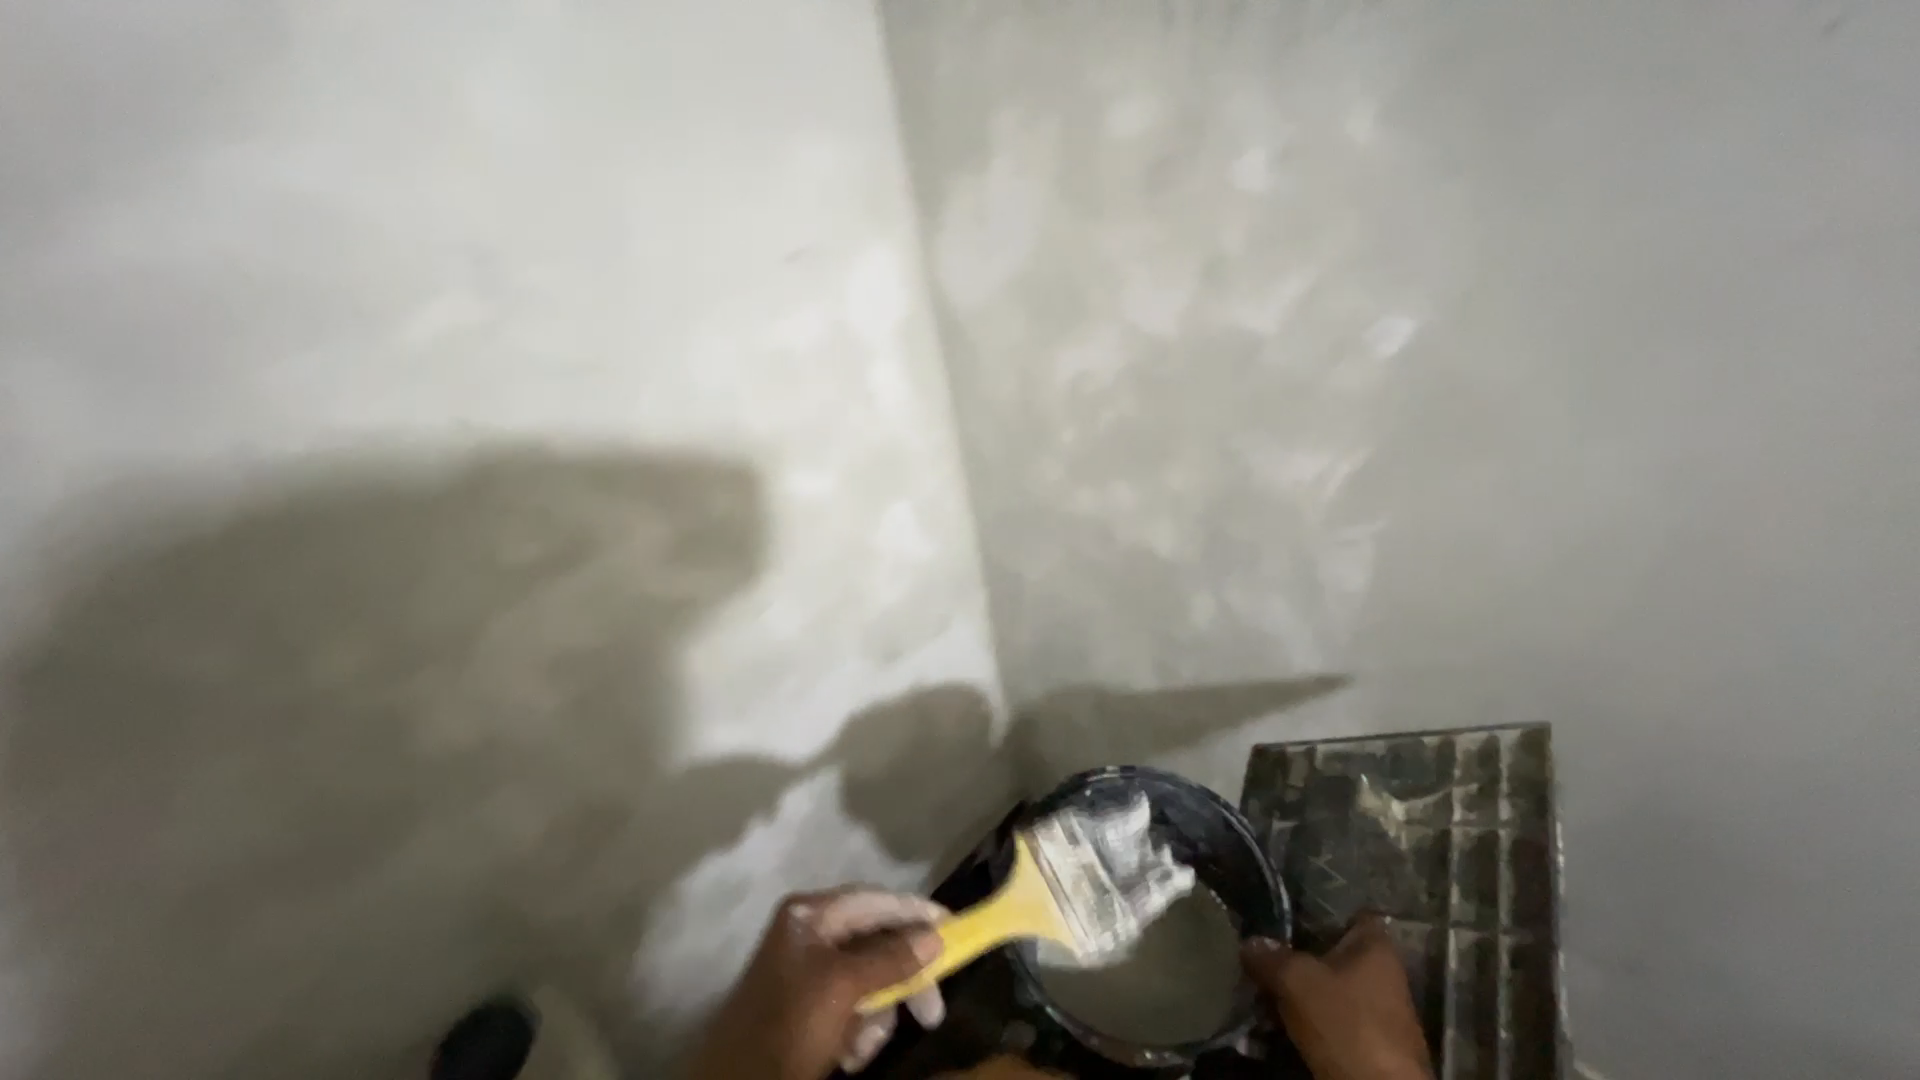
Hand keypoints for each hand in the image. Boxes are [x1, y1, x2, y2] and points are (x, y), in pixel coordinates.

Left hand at [687, 888, 947, 1079]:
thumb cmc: (788, 1024)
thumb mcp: (842, 988)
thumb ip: (891, 958)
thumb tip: (936, 934)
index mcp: (811, 916)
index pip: (875, 901)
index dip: (915, 913)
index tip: (954, 927)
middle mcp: (811, 935)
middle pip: (877, 945)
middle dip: (902, 982)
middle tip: (931, 1015)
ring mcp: (809, 974)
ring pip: (871, 982)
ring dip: (877, 1017)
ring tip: (863, 1047)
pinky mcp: (809, 1010)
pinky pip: (853, 1009)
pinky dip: (858, 1033)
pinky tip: (848, 1057)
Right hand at [1241, 915, 1433, 1079]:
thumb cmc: (1345, 1023)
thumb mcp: (1297, 981)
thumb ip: (1270, 956)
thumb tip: (1249, 942)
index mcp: (1375, 948)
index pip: (1350, 913)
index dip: (1318, 909)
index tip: (1283, 910)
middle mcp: (1382, 974)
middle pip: (1331, 952)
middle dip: (1295, 953)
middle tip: (1257, 950)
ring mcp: (1375, 1012)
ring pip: (1325, 988)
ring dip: (1294, 990)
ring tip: (1255, 987)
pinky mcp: (1364, 1044)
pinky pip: (1325, 1019)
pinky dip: (1301, 1019)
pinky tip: (1269, 1021)